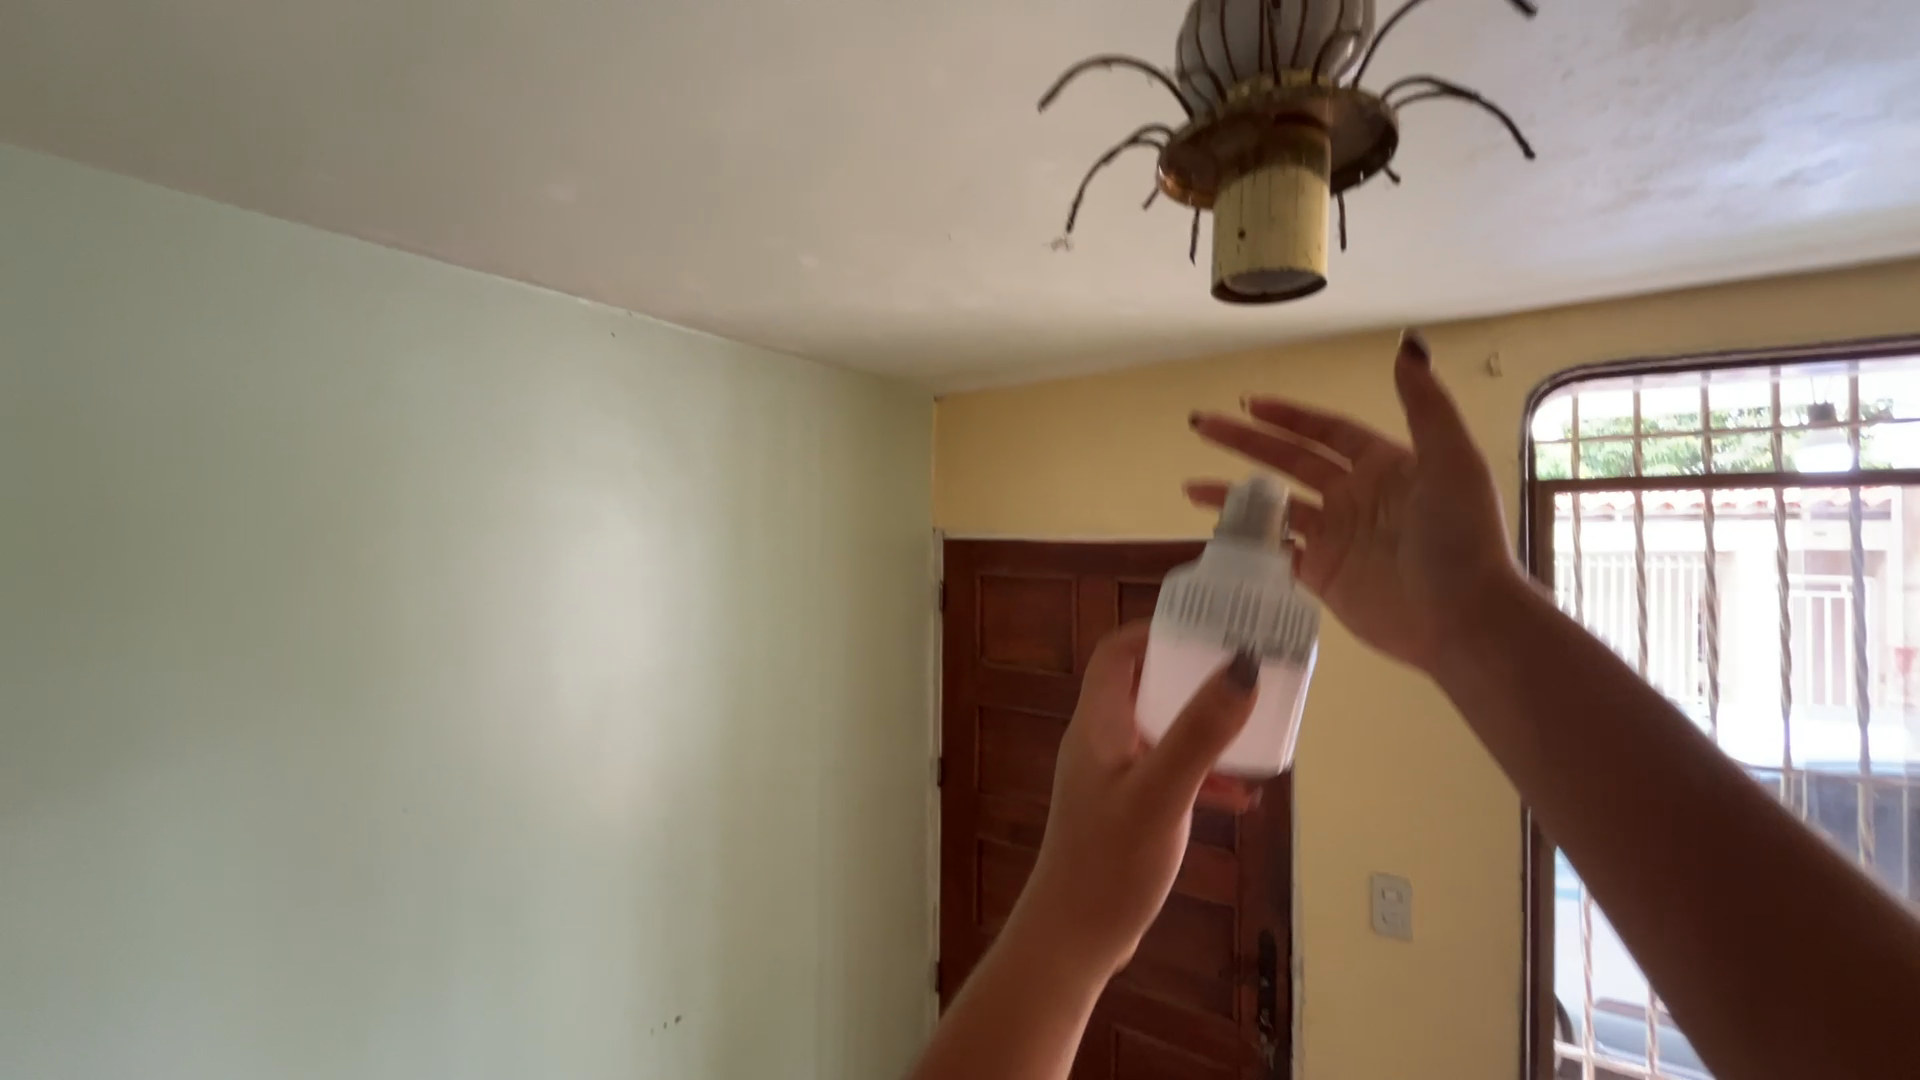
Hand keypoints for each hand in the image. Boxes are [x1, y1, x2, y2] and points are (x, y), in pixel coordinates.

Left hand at [1007, 622, 1258, 975]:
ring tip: (1251, 733)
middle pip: (1144, 686)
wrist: (1076, 935)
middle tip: (1240, 676)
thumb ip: (1201, 733)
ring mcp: (1110, 774)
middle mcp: (1100, 739)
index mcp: (1098, 723)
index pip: (1117, 653)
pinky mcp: (1125, 806)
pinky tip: (1240, 798)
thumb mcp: (1162, 793)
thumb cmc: (1112, 860)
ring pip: (1160, 730)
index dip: (1156, 633)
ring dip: (1202, 728)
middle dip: (1191, 678)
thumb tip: (1242, 665)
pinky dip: (1199, 774)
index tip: (1206, 631)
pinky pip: (1166, 771)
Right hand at [1186, 332, 1518, 674]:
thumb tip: (1408, 345)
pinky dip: (1247, 541)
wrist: (1460, 617)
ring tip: (1193, 488)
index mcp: (1383, 466)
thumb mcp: (1451, 461)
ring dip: (1234, 494)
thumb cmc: (1458, 535)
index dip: (1288, 416)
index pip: (1325, 432)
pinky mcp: (1321, 574)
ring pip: (1274, 507)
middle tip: (1203, 426)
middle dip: (1246, 442)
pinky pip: (1275, 551)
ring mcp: (1335, 537)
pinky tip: (1217, 532)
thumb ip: (1425, 405)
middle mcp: (1354, 496)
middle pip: (1289, 461)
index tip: (1248, 404)